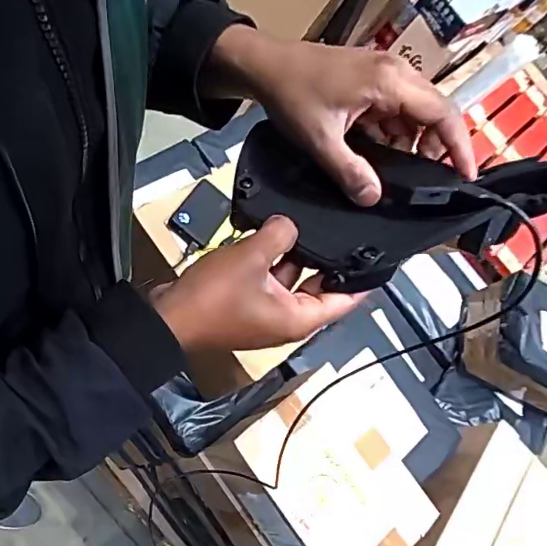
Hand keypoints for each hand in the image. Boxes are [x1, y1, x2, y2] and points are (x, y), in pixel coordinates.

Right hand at [150, 215, 362, 351]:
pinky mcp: (247, 305)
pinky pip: (269, 280)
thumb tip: (288, 225)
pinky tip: (271, 235)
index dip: (363, 282)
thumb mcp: (252, 257)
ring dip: (295, 256)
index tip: (378, 262)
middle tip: (340, 230)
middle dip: (326, 260)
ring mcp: (266, 313)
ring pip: (292, 281)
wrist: (169, 318)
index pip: (345, 302)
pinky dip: (272, 261)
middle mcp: (287, 320)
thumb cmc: (212, 300)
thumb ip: (279, 235)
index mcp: (299, 319)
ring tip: (302, 225)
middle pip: (319, 288)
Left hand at [205, 25, 476, 205]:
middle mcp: (396, 72)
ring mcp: (385, 75)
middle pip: (435, 113)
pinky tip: (379, 155)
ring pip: (416, 115)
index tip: (466, 176)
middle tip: (426, 183)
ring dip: (412, 144)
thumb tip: (374, 197)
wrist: (267, 65)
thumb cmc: (292, 91)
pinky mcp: (373, 81)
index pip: (443, 113)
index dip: (460, 147)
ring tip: (398, 173)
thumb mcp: (320, 140)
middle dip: (436, 150)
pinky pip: (397, 112)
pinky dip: (395, 136)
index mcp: (390, 81)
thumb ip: (349, 172)